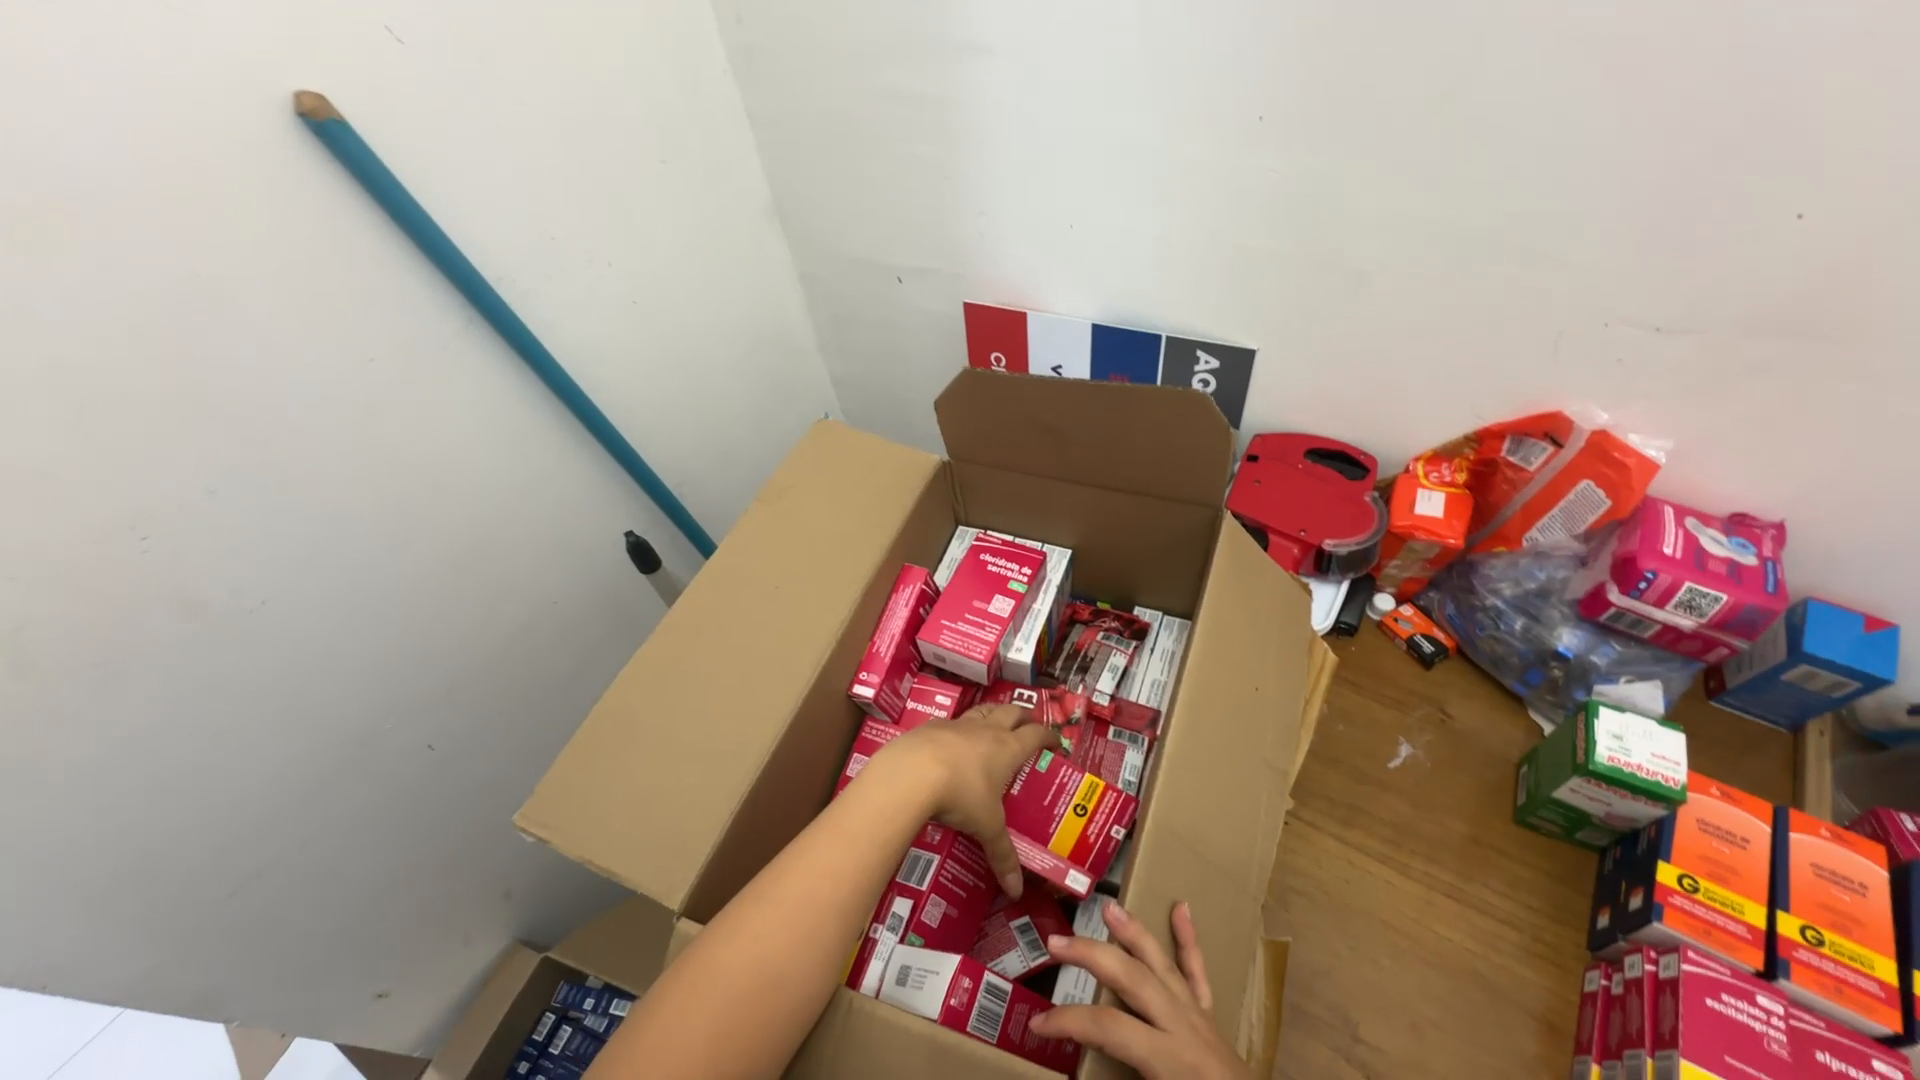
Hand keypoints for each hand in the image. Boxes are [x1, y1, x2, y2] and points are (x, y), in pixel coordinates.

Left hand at [867, 704, 1058, 898]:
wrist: (911, 773)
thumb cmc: (960, 796)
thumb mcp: (986, 828)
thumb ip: (1002, 855)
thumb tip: (1017, 892)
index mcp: (1008, 749)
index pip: (1037, 734)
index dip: (1049, 736)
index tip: (1056, 742)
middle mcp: (986, 730)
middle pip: (1012, 712)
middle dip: (1024, 716)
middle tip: (1029, 726)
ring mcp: (957, 724)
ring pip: (983, 710)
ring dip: (993, 713)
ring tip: (995, 723)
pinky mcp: (930, 726)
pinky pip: (951, 721)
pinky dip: (958, 728)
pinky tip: (951, 742)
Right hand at [1028, 901, 1250, 1079]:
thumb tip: (1078, 1076)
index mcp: (1170, 1059)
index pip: (1108, 1027)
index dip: (1069, 1022)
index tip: (1037, 1023)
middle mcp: (1183, 1028)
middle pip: (1132, 978)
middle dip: (1093, 956)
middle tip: (1055, 942)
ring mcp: (1199, 1018)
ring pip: (1163, 965)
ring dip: (1135, 933)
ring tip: (1110, 908)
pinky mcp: (1210, 1018)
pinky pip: (1197, 973)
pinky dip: (1188, 940)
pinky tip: (1182, 908)